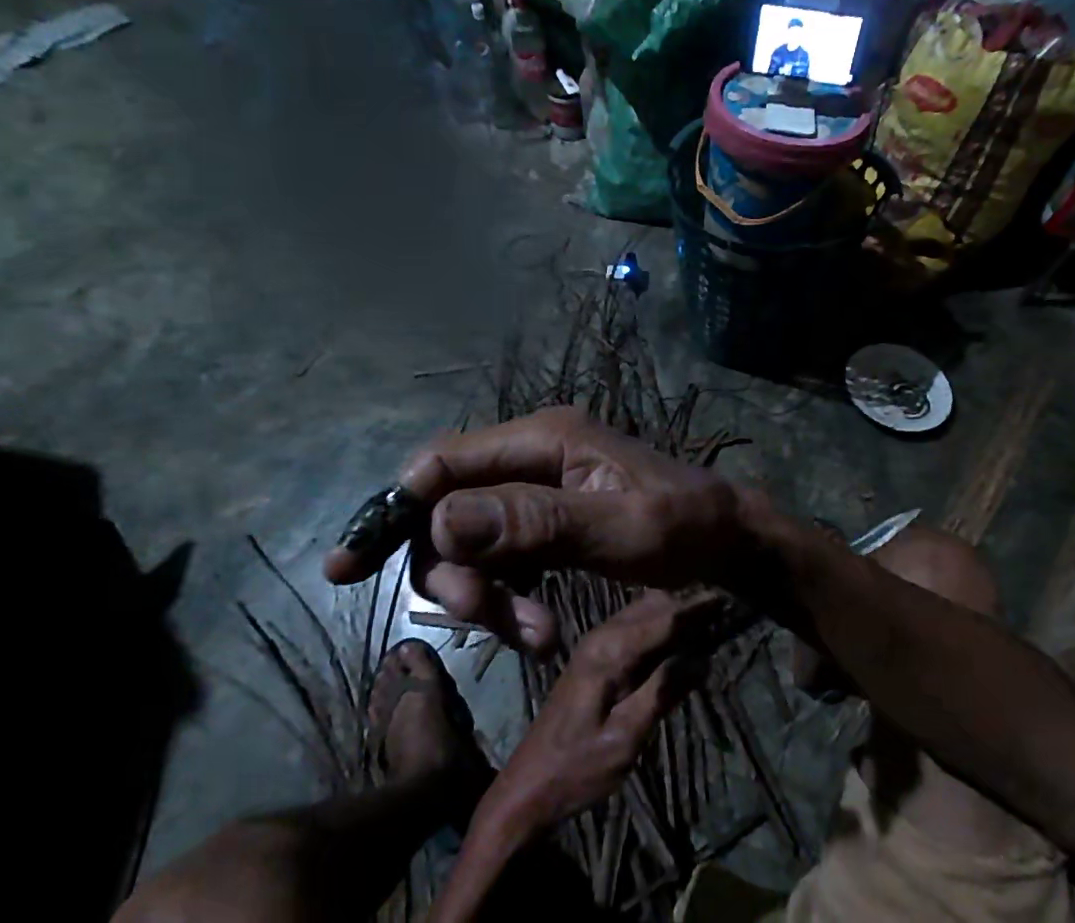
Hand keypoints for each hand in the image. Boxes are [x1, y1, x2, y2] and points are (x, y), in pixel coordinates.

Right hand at [322, 407, 753, 652]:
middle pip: (451, 510)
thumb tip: (440, 521)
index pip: (445, 463)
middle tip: (493, 622)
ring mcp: (538, 488)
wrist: (728, 541)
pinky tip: (539, 626)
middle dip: (458, 574)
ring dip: (486, 595)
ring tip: (535, 635)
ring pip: (471, 542)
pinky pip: (500, 558)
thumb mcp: (617, 528)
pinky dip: (506, 596)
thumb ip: (534, 523)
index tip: (346, 567)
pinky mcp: (545, 521)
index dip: (394, 510)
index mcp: (544, 439)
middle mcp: (531, 455)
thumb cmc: (685, 527)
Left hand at [475, 590, 719, 840]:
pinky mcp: (595, 659)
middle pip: (652, 606)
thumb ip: (661, 694)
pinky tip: (677, 633)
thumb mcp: (625, 738)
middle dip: (688, 602)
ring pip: (642, 612)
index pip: (663, 617)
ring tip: (710, 613)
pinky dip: (659, 624)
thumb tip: (701, 659)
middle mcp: (601, 637)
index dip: (697, 608)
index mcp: (609, 651)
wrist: (530, 784)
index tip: (729, 596)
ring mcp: (595, 645)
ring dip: (674, 610)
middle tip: (726, 604)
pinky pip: (633, 627)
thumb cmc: (578, 766)